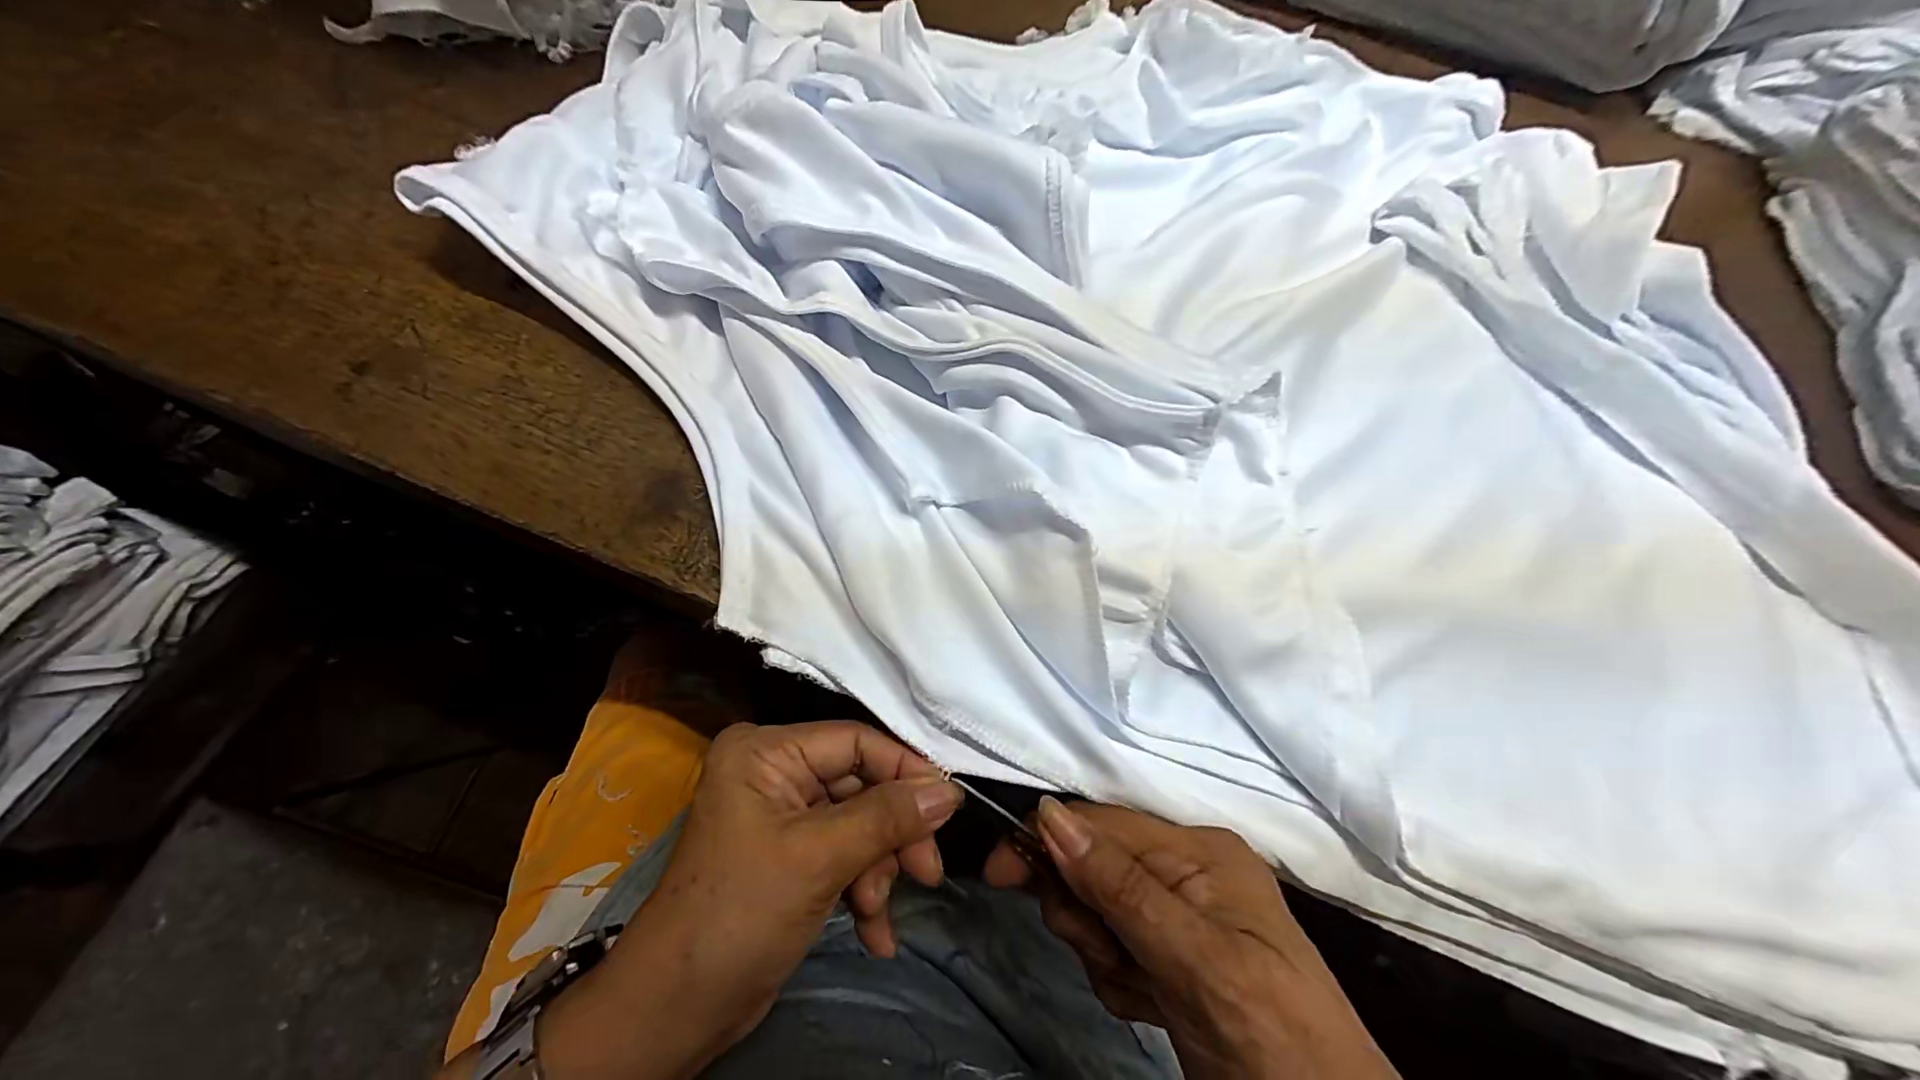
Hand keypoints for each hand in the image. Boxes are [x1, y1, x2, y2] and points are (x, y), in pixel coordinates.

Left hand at [536, 721, 962, 1079]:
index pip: (855, 741)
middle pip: (862, 785)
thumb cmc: (739, 915)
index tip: (949, 805)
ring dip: (878, 869)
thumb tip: (950, 792)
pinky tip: (874, 933)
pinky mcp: (791, 855)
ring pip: (860, 823)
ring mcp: (783, 815)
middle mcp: (774, 772)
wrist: (676, 1011)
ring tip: (878, 912)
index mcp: (765, 752)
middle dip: (893, 833)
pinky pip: (844, 854)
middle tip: (926, 871)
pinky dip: (863, 890)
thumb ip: (888, 818)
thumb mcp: (819, 859)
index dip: (905, 770)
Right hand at [985, 798, 1398, 1079]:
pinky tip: (1151, 1007)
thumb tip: (1049, 815)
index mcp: (1199, 852)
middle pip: (1092, 867)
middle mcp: (1186, 873)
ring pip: (1095, 913)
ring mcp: (1178, 918)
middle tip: (1109, 957)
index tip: (1001, 875)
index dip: (1047, 842)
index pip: (1101, 824)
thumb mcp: (1194, 959)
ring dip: (1102, 956)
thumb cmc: (1269, 1033)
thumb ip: (1120, 886)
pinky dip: (1116, 980)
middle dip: (1085, 916)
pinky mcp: (1169, 958)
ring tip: (1143, 992)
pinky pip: (1111, 950)